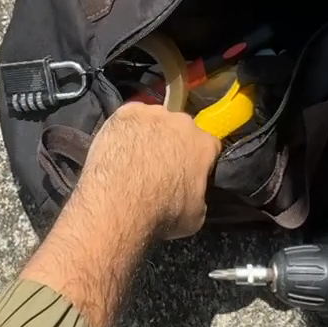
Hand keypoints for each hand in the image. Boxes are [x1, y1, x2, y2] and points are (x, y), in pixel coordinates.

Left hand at [79, 102, 220, 238]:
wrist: (119, 203)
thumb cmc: (160, 212)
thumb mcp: (196, 215)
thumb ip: (200, 193)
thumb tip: (194, 191)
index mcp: (204, 144)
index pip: (208, 146)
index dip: (198, 159)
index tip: (188, 171)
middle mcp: (182, 122)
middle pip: (181, 128)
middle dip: (174, 144)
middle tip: (160, 166)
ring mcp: (153, 113)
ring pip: (155, 120)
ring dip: (150, 134)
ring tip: (135, 158)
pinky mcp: (126, 112)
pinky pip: (131, 117)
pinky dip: (127, 129)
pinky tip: (120, 148)